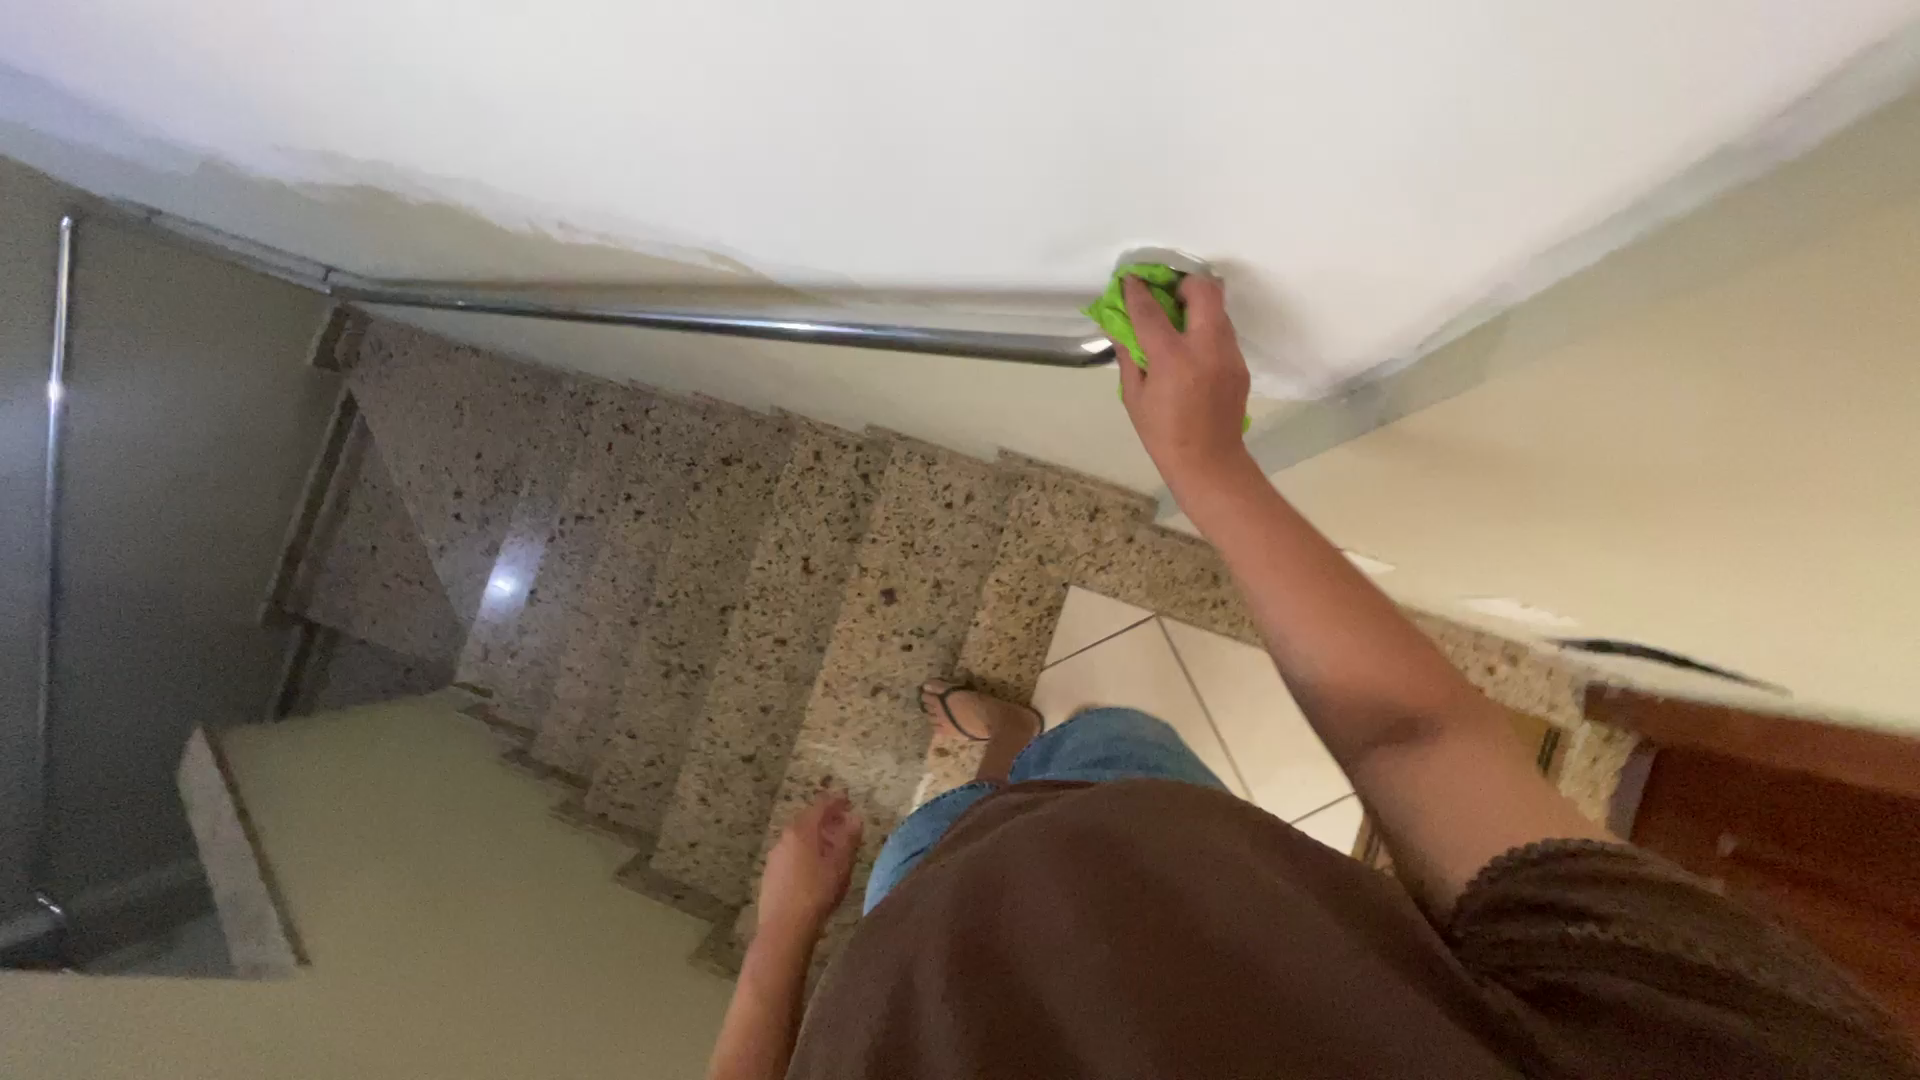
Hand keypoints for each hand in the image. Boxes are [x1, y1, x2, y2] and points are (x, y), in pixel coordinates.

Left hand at [757, 791, 863, 936]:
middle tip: (842, 822)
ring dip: (815, 836)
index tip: (848, 798)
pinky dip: (804, 851)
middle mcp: (785, 838)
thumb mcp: (841, 864)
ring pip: (797, 838)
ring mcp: (775, 857)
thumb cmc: (817, 892)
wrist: (785, 929)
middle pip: (807, 820)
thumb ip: (849, 838)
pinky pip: (791, 853)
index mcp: (802, 830)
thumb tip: (855, 818)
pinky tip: (813, 866)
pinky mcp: (770, 874)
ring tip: (830, 845)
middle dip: (825, 818)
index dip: (836, 800)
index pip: (820, 806)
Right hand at [1116, 274, 1253, 490]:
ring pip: (1218, 309)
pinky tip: (1191, 352)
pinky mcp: (1240, 364)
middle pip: (1204, 289)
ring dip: (1197, 306)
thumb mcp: (1134, 397)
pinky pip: (1223, 333)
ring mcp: (1229, 354)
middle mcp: (1206, 348)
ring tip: (1178, 322)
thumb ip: (1129, 356)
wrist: (1209, 461)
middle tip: (1167, 295)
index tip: (1130, 280)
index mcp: (1173, 358)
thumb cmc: (1163, 434)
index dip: (1137, 291)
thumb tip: (1120, 328)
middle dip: (1182, 283)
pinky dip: (1206, 330)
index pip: (1151, 310)